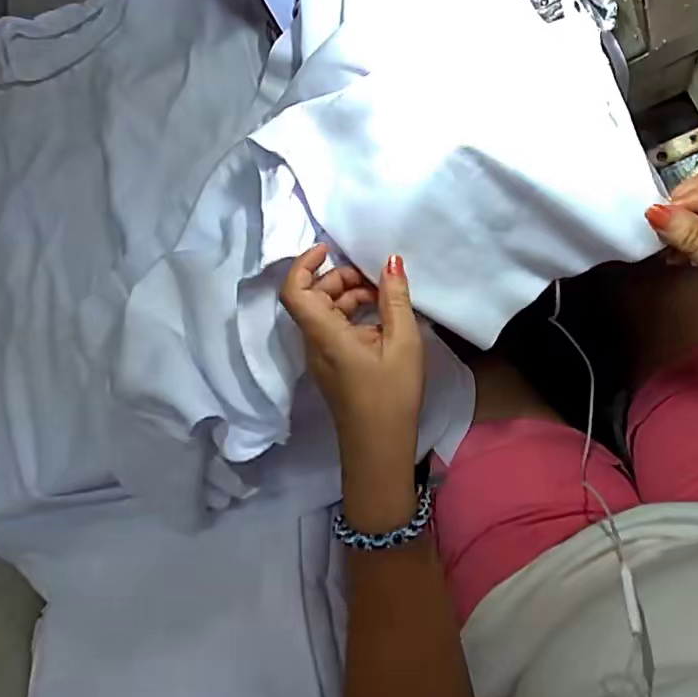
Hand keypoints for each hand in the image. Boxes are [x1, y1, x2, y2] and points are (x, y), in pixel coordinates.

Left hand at [280, 245, 425, 528]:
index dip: (305, 263)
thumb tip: (391, 262)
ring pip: (326, 313)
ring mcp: (323, 356)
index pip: (294, 291)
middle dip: (341, 278)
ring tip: (387, 297)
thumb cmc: (391, 395)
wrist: (379, 447)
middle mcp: (315, 342)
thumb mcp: (403, 343)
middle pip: (313, 297)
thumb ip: (395, 299)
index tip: (331, 249)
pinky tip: (385, 320)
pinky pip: (336, 329)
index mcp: (324, 335)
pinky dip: (355, 315)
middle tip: (377, 278)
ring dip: (351, 296)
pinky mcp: (334, 365)